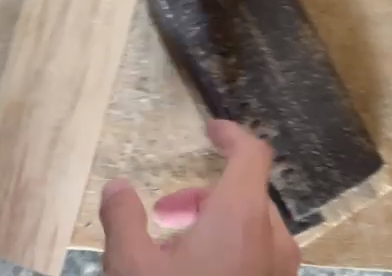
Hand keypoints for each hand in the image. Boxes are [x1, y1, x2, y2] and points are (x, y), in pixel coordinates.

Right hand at [99, 120, 302, 275]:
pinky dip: (233, 254)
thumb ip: (122, 216)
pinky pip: (260, 262)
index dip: (232, 134)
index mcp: (240, 218)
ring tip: (178, 250)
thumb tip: (120, 188)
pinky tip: (195, 273)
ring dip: (221, 226)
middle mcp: (271, 244)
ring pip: (257, 232)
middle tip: (170, 213)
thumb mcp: (130, 264)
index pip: (252, 156)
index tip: (208, 130)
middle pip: (251, 196)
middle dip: (209, 194)